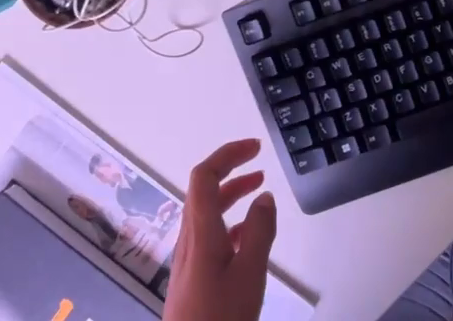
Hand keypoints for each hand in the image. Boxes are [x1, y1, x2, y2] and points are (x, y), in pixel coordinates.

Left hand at [162, 140, 275, 320]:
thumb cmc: (221, 319)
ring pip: (206, 213)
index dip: (227, 154)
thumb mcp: (249, 274)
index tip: (255, 148)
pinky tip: (247, 235)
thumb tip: (264, 197)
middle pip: (203, 191)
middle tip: (260, 162)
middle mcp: (189, 241)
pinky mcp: (192, 279)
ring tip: (258, 190)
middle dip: (230, 170)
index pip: (204, 176)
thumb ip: (259, 232)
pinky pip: (208, 235)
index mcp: (200, 233)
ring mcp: (188, 261)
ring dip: (230, 195)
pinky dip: (228, 221)